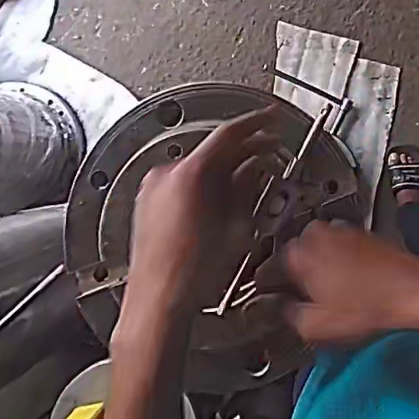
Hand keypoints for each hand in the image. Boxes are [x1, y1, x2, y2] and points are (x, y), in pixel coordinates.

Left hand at [121, 108, 280, 332]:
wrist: (158, 301)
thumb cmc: (191, 274)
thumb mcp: (235, 227)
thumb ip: (247, 187)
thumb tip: (256, 168)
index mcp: (189, 175)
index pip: (229, 134)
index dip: (255, 122)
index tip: (270, 117)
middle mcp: (166, 175)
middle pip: (213, 150)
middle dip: (244, 150)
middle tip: (269, 152)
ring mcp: (153, 188)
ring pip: (198, 165)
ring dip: (225, 168)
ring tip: (249, 180)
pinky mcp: (148, 202)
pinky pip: (182, 180)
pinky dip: (205, 181)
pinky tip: (222, 197)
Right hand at [269, 220, 418, 345]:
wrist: (414, 289)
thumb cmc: (369, 305)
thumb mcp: (316, 325)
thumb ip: (288, 316)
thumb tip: (283, 310)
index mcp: (297, 252)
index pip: (266, 270)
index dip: (266, 289)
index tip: (266, 301)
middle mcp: (315, 234)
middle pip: (291, 256)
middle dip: (293, 276)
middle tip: (300, 300)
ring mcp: (339, 230)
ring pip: (315, 250)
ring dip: (316, 268)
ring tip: (328, 295)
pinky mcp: (360, 233)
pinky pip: (336, 248)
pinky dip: (337, 263)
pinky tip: (349, 285)